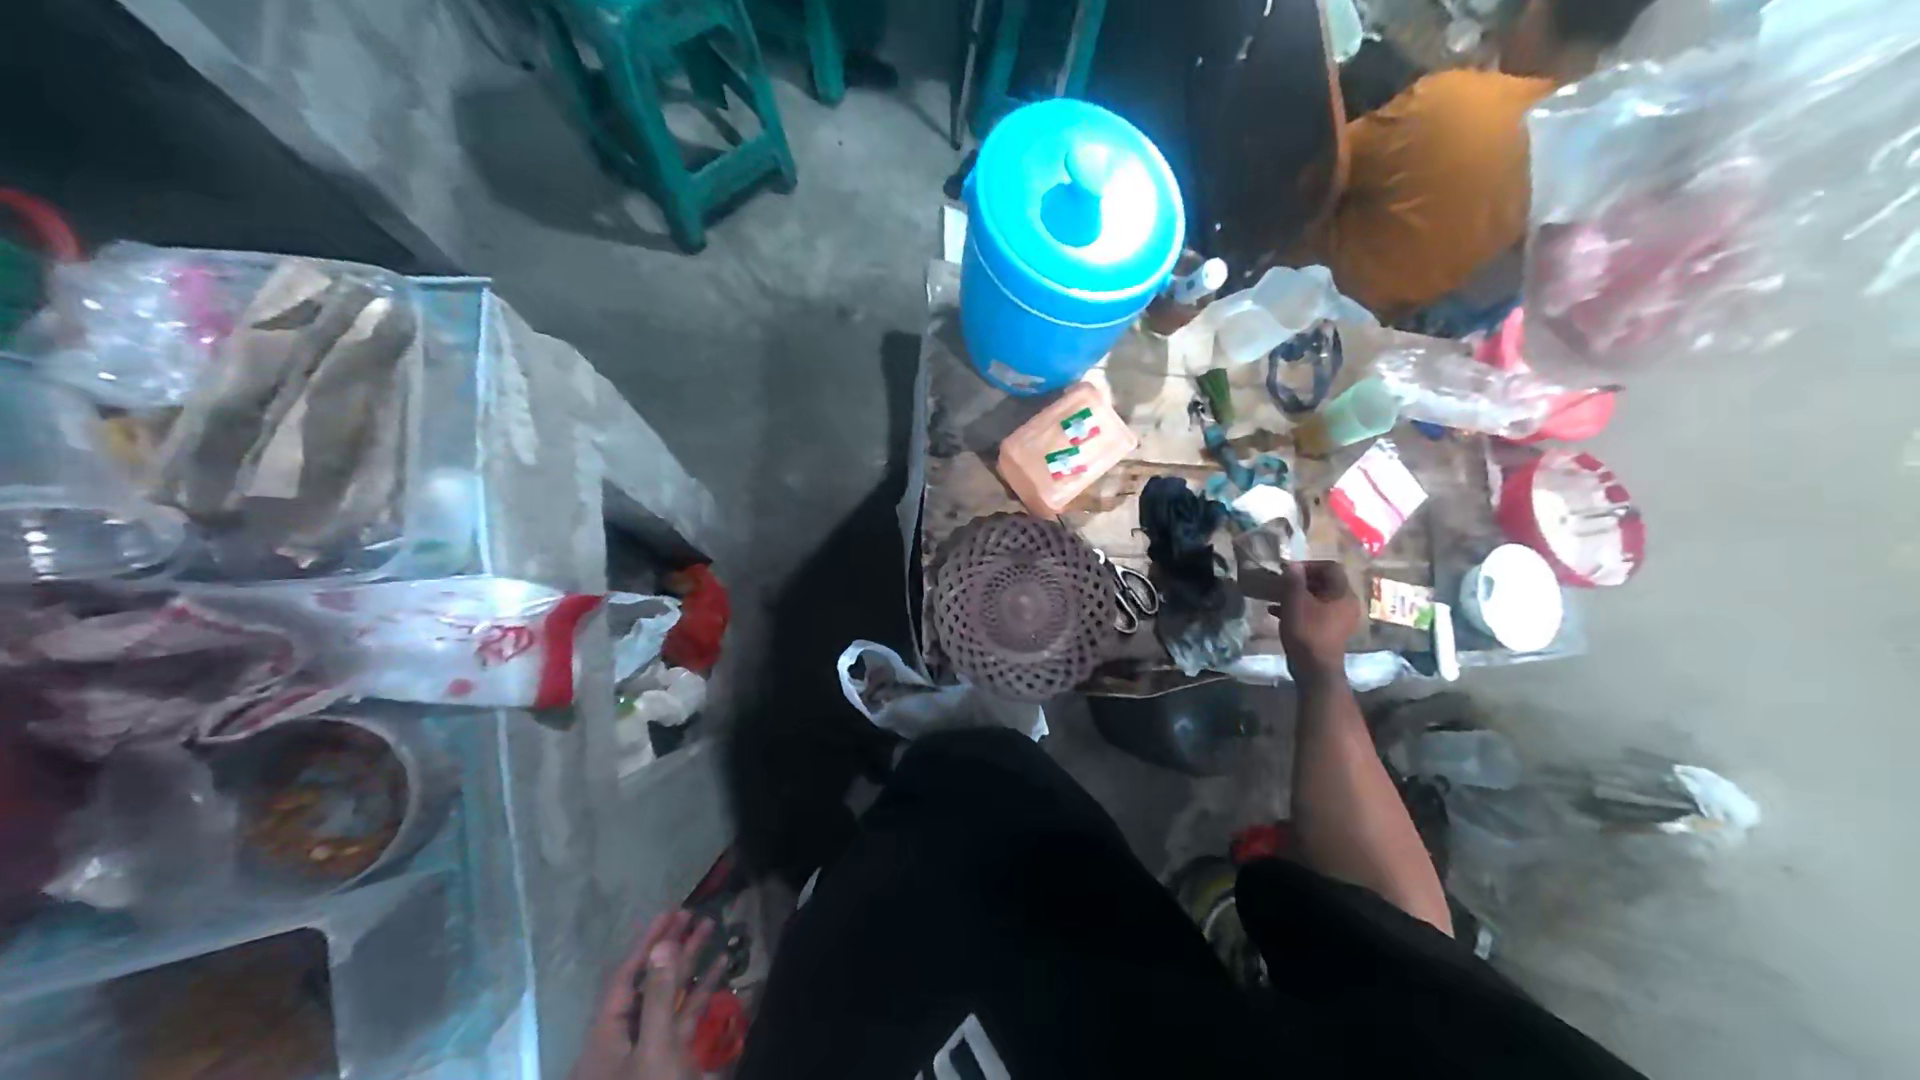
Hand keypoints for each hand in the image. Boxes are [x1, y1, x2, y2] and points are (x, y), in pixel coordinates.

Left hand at [569, 911, 723, 1079]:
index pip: (624, 976)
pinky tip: (721, 970)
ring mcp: (647, 1054)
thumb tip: (661, 945)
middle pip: (646, 982)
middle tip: (695, 915)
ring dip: (690, 964)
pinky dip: (701, 994)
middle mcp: (623, 1041)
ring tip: (714, 929)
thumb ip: (658, 994)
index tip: (672, 912)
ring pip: (668, 998)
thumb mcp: (655, 1048)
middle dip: (671, 947)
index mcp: (606, 1037)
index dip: (647, 942)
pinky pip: (683, 1020)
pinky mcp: (670, 1065)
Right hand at [1272, 560, 1358, 678]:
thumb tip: (1293, 565)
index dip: (1309, 565)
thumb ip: (1294, 581)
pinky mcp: (1331, 630)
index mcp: (1343, 594)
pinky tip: (1277, 611)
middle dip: (1301, 580)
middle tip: (1281, 583)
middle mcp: (1347, 603)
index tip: (1288, 571)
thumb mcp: (1295, 603)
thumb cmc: (1307, 632)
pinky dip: (1299, 607)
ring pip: (1318, 597)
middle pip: (1325, 582)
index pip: (1331, 567)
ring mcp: (1340, 618)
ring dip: (1298, 594)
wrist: (1315, 668)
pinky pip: (1316, 611)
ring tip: (1276, 596)